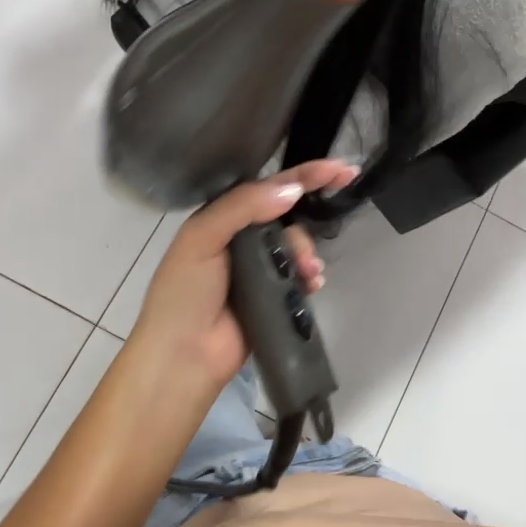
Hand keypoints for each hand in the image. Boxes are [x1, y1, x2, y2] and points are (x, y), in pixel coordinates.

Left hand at [130, 160, 358, 388]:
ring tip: (306, 274)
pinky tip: (311, 286)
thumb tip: (293, 189)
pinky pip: (301, 278)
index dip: (305, 176)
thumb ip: (244, 206)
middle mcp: (242, 240)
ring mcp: (259, 270)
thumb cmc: (185, 292)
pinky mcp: (273, 298)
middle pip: (288, 217)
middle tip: (315, 241)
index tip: (342, 170)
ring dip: (308, 255)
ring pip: (297, 248)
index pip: (267, 188)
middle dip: (305, 226)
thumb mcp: (202, 237)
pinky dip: (310, 278)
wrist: (184, 356)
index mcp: (222, 219)